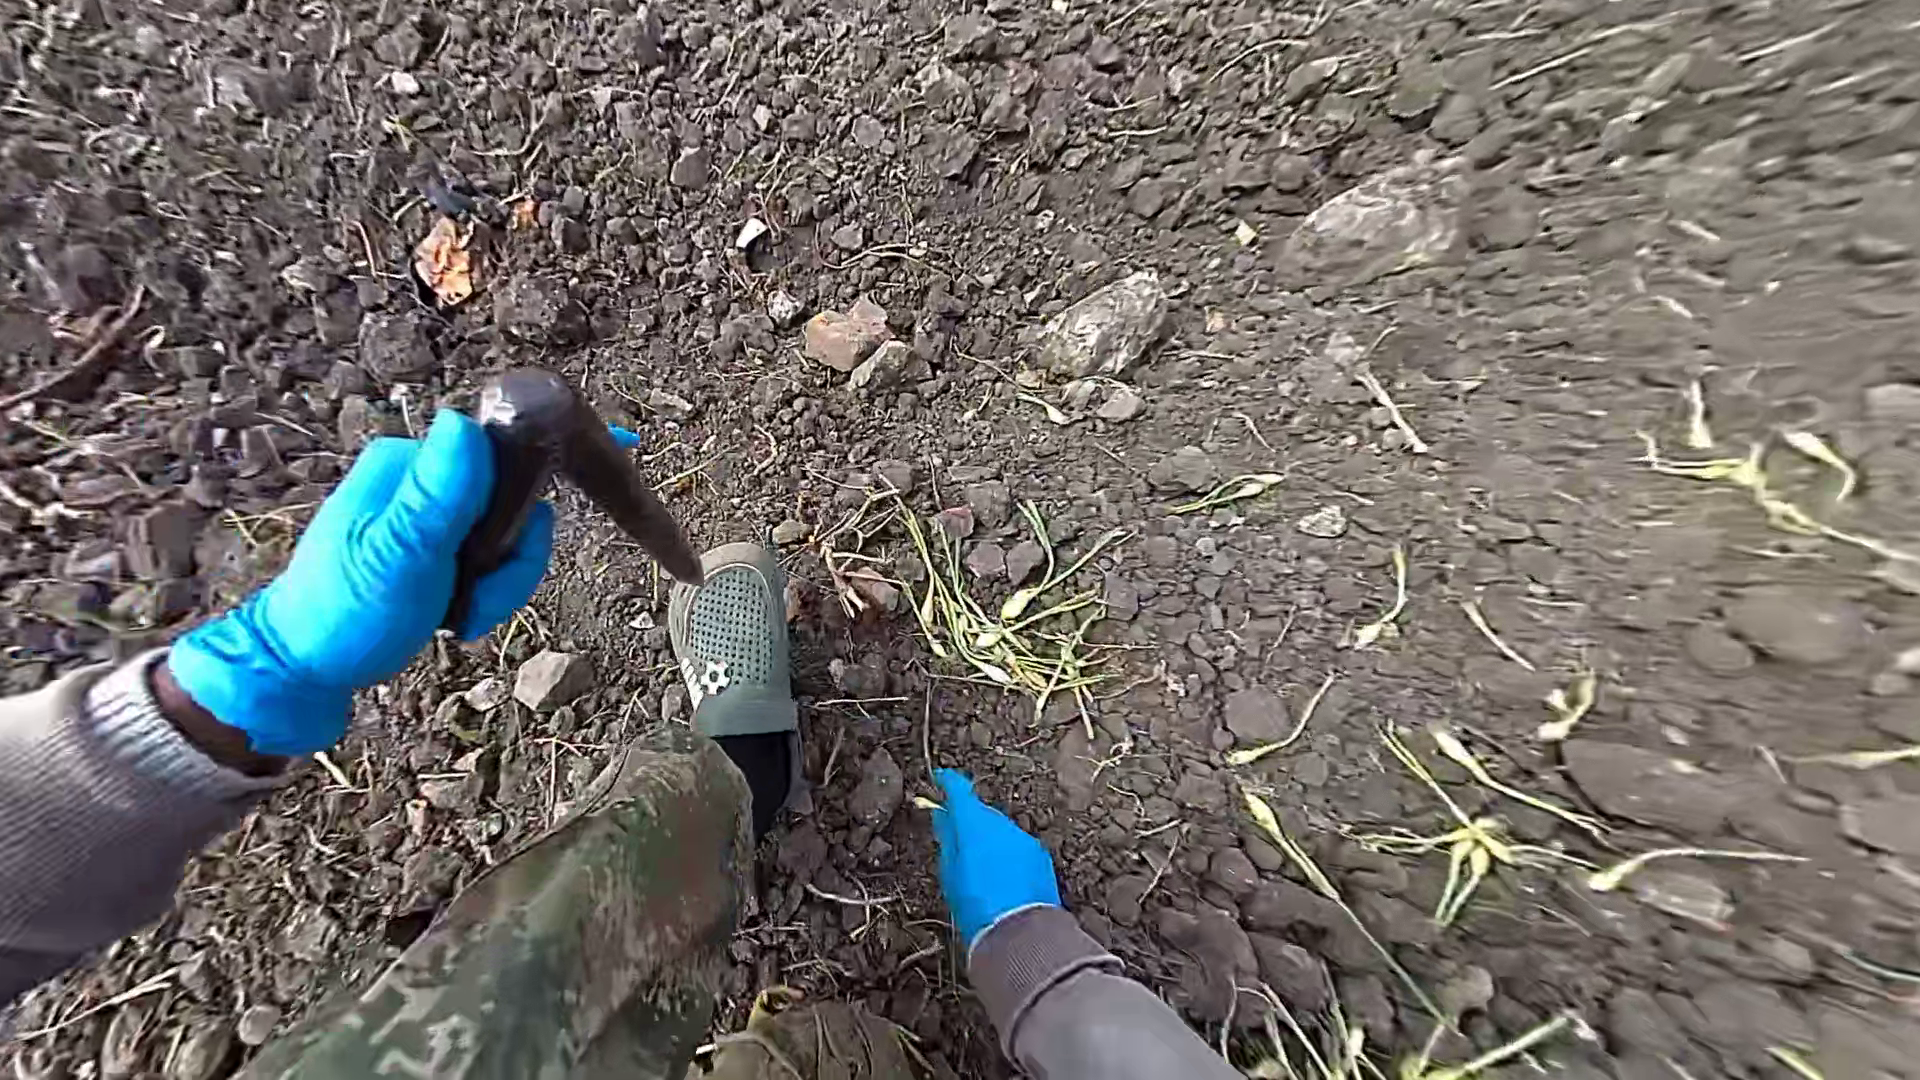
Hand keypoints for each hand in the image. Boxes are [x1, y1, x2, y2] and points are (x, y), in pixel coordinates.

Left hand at [168, 410, 553, 755]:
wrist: (311, 667)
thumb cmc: (347, 611)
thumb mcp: (397, 554)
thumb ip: (437, 492)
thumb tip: (465, 422)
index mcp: (414, 465)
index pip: (506, 446)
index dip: (553, 460)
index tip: (625, 447)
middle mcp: (434, 482)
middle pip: (526, 499)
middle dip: (520, 554)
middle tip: (484, 591)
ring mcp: (445, 515)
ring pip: (524, 535)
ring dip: (509, 580)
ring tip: (468, 611)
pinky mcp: (455, 545)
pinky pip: (509, 557)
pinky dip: (500, 589)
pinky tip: (467, 611)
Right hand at [930, 769, 1062, 950]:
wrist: (1020, 936)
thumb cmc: (977, 908)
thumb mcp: (950, 874)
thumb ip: (947, 838)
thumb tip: (941, 815)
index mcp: (974, 825)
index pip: (960, 791)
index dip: (948, 782)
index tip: (940, 780)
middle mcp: (1001, 824)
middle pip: (981, 811)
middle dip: (969, 819)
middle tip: (957, 839)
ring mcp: (1022, 837)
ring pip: (1000, 828)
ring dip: (989, 838)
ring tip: (980, 868)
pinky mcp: (1038, 853)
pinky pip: (1017, 843)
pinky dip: (1007, 851)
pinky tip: (1001, 875)